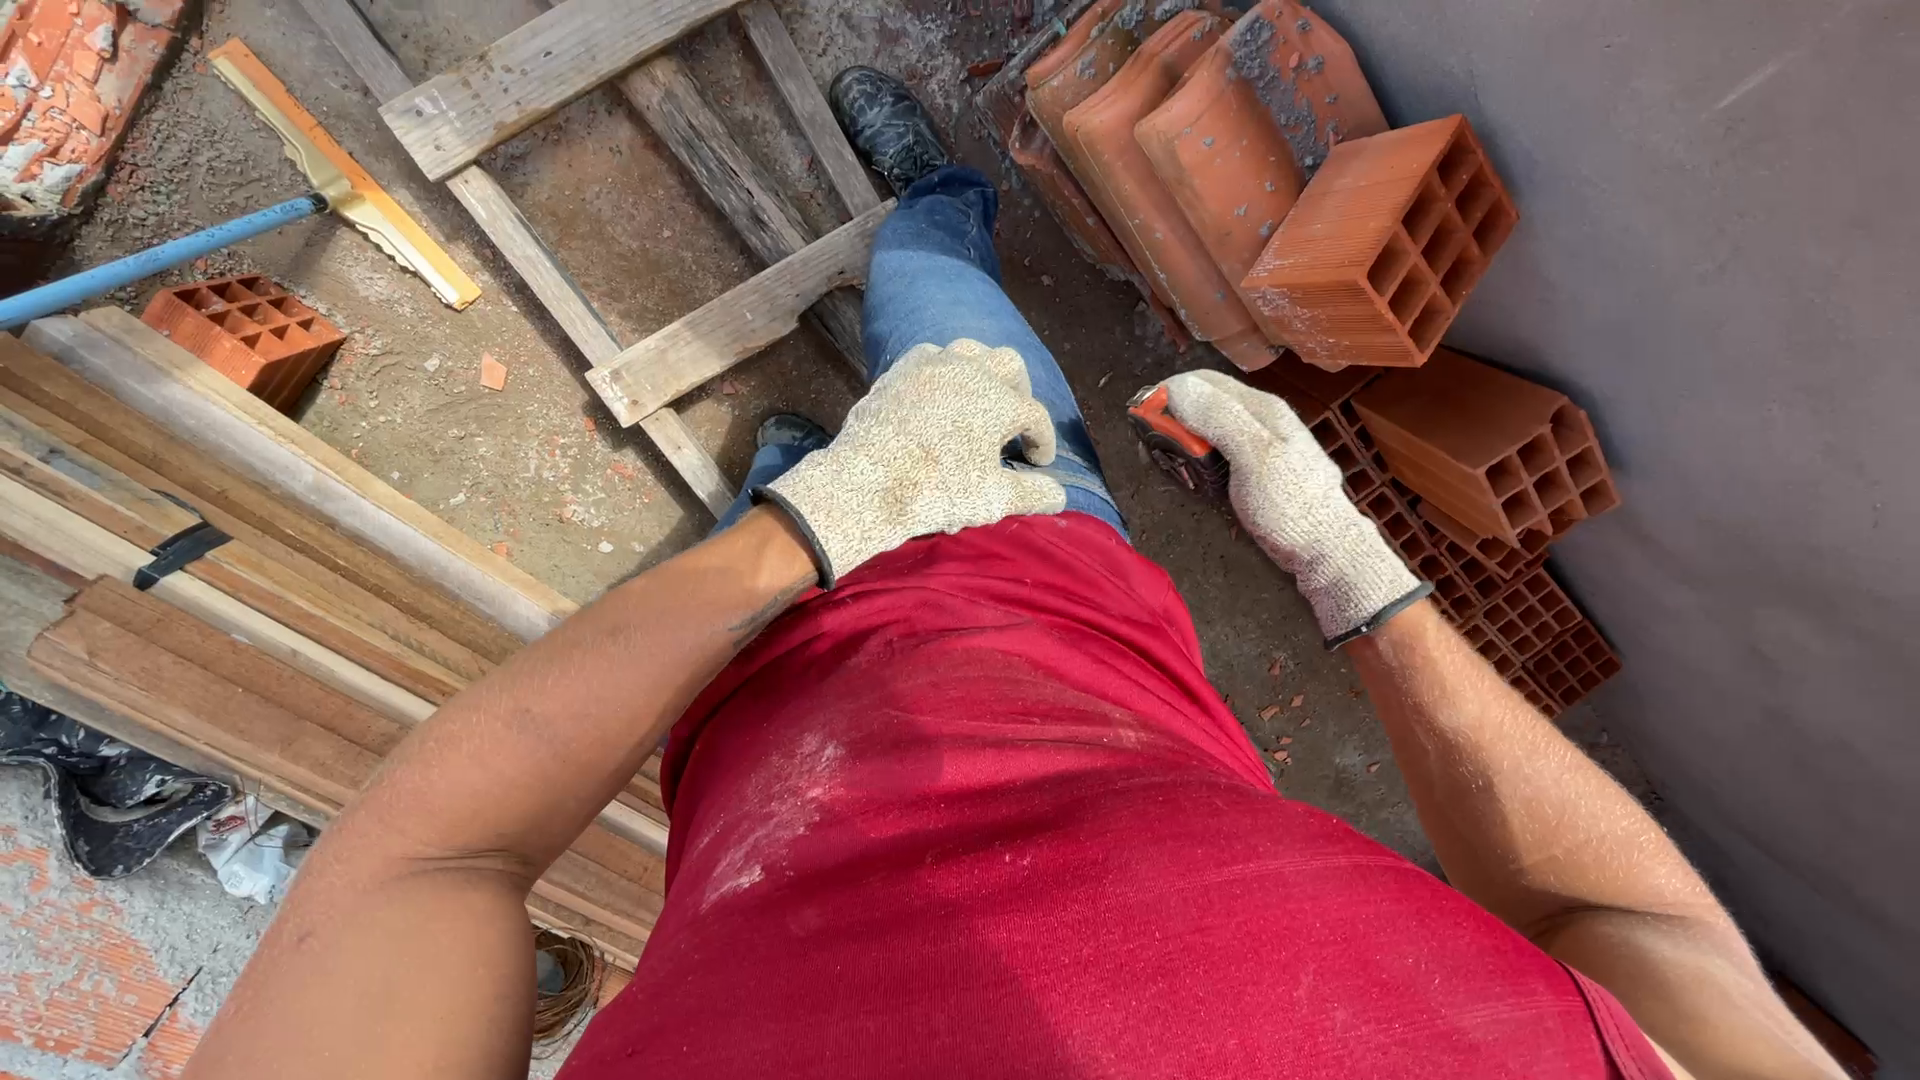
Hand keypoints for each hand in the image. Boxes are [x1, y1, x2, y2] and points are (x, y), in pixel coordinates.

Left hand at [758, 339, 1067, 585]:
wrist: (868, 481)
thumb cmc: (936, 492)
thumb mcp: (992, 499)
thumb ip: (1032, 494)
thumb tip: (1059, 496)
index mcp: (1000, 401)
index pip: (1035, 417)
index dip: (1043, 440)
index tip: (1040, 461)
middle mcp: (971, 371)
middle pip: (1009, 366)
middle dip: (1020, 391)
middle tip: (1016, 420)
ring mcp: (932, 365)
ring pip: (970, 351)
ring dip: (982, 372)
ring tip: (981, 397)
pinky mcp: (900, 370)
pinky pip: (931, 357)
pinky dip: (944, 371)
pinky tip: (940, 394)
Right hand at [1160, 370, 1428, 643]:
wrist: (1324, 550)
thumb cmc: (1291, 505)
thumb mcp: (1254, 456)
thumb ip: (1218, 418)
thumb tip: (1176, 387)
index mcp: (1260, 407)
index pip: (1201, 381)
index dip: (1166, 394)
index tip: (1141, 420)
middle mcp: (1257, 418)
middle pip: (1201, 402)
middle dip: (1170, 419)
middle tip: (1149, 447)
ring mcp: (1256, 444)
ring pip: (1205, 428)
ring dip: (1180, 441)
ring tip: (1166, 463)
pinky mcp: (1251, 469)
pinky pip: (1214, 452)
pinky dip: (1194, 459)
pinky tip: (1190, 477)